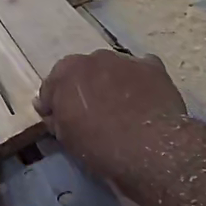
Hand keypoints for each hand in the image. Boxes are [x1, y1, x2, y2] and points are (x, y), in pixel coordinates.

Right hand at [36, 50, 190, 187]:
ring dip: (111, 83)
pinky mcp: (153, 66)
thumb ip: (57, 119)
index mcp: (66, 73)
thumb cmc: (101, 148)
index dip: (54, 103)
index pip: (52, 85)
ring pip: (112, 69)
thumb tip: (53, 113)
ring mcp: (125, 59)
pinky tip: (144, 101)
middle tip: (91, 113)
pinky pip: (141, 71)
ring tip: (120, 108)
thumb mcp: (67, 139)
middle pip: (83, 72)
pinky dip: (139, 82)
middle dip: (84, 88)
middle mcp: (94, 58)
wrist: (151, 148)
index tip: (58, 118)